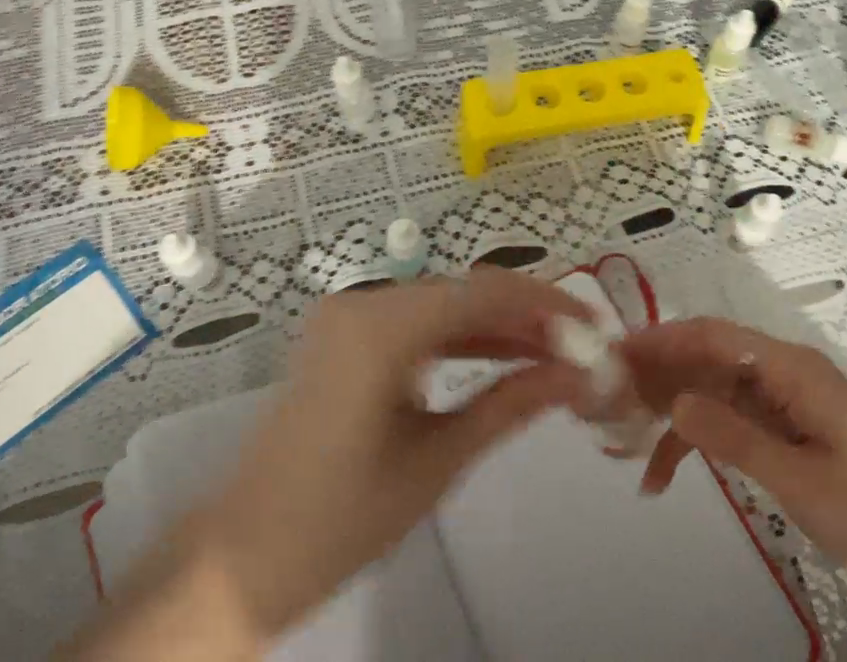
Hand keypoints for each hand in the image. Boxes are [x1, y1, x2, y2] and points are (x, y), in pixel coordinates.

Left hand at [72, 268, 590, 658]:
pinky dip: (461, 340)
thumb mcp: (439, 460)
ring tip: (559, 356)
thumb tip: (581, 376)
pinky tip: (506, 358)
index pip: (484, 293)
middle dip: (529, 317)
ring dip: (499, 328)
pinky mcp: (344, 340)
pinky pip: (417, 326)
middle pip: (464, 293)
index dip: (549, 304)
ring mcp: (347, 319)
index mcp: (380, 328)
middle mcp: (361, 304)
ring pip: (443, 307)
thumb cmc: (342, 516)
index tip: (599, 327)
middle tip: (586, 348)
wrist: (246, 554)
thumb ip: (512, 404)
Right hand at [618, 318, 846, 661]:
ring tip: (617, 444)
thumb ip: (735, 437)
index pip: (716, 336)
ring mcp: (777, 402)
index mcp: (792, 369)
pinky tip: (657, 477)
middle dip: (653, 379)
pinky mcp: (776, 429)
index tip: (612, 354)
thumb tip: (674, 401)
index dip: (662, 339)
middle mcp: (780, 374)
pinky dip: (690, 443)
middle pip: (704, 361)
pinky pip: (721, 423)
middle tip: (601, 406)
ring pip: (705, 391)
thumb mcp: (799, 479)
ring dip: (664, 414)